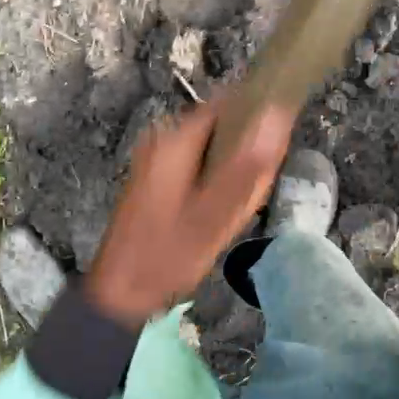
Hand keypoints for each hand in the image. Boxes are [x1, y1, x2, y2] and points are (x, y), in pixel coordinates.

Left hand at [84, 99, 294, 326]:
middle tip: (253, 193)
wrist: (119, 295)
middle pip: (220, 129)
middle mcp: (161, 143)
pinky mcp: (155, 183)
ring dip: (231, 175)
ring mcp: (155, 163)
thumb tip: (279, 114)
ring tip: (235, 211)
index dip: (257, 117)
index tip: (278, 145)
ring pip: (211, 154)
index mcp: (174, 141)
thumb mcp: (214, 215)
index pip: (227, 104)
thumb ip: (248, 166)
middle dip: (244, 154)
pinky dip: (214, 188)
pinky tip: (217, 217)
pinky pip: (197, 172)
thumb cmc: (167, 256)